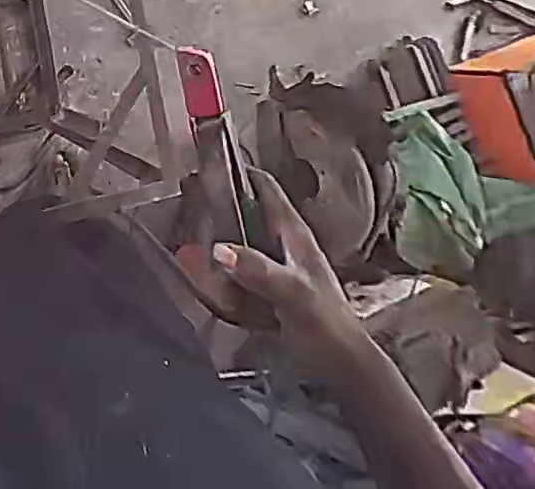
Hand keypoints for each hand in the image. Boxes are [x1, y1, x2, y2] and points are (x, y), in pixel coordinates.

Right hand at [178, 168, 364, 376]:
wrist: (346, 369)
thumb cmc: (324, 325)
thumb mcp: (291, 293)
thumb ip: (258, 270)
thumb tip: (219, 248)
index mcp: (293, 231)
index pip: (265, 186)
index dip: (240, 171)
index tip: (208, 166)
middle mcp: (285, 240)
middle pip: (250, 208)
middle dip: (222, 202)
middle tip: (188, 200)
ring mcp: (280, 264)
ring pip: (245, 236)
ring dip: (221, 232)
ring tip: (188, 231)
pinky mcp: (273, 287)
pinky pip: (242, 266)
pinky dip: (225, 263)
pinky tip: (205, 271)